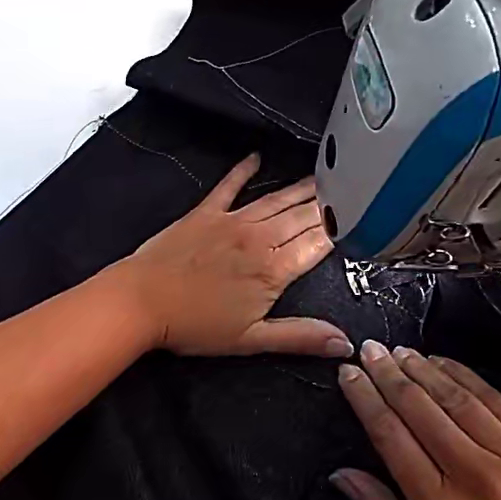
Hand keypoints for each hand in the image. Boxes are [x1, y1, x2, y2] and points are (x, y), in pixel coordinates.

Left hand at [110, 154, 346, 357]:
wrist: (141, 301)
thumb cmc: (195, 325)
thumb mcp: (251, 339)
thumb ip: (300, 336)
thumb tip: (344, 342)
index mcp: (275, 269)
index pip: (318, 243)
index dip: (340, 231)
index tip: (359, 220)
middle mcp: (260, 237)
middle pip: (303, 216)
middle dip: (329, 204)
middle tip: (349, 190)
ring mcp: (233, 219)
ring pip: (277, 199)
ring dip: (302, 188)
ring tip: (323, 176)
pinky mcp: (207, 211)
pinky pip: (230, 185)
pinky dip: (244, 170)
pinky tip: (256, 157)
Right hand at [334, 345, 500, 499]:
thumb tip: (348, 482)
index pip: (391, 436)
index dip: (365, 399)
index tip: (351, 377)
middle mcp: (477, 477)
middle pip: (420, 407)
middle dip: (389, 373)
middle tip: (370, 351)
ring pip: (457, 397)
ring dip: (424, 367)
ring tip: (401, 352)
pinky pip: (499, 400)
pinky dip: (468, 377)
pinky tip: (451, 366)